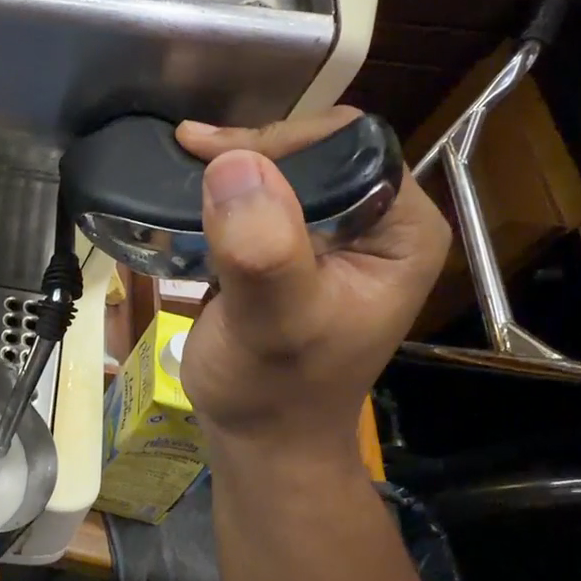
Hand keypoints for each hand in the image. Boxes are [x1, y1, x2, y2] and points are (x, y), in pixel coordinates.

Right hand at [175, 106, 449, 464]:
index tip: (215, 160)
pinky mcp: (291, 251)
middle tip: (189, 162)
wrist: (259, 439)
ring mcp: (331, 236)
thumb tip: (232, 164)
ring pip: (282, 171)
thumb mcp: (273, 324)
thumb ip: (263, 250)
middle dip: (250, 152)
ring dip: (228, 170)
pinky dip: (218, 194)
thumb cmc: (275, 390)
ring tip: (178, 170)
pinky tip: (183, 197)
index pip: (351, 146)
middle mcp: (375, 222)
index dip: (284, 142)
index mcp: (402, 230)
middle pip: (314, 150)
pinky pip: (257, 200)